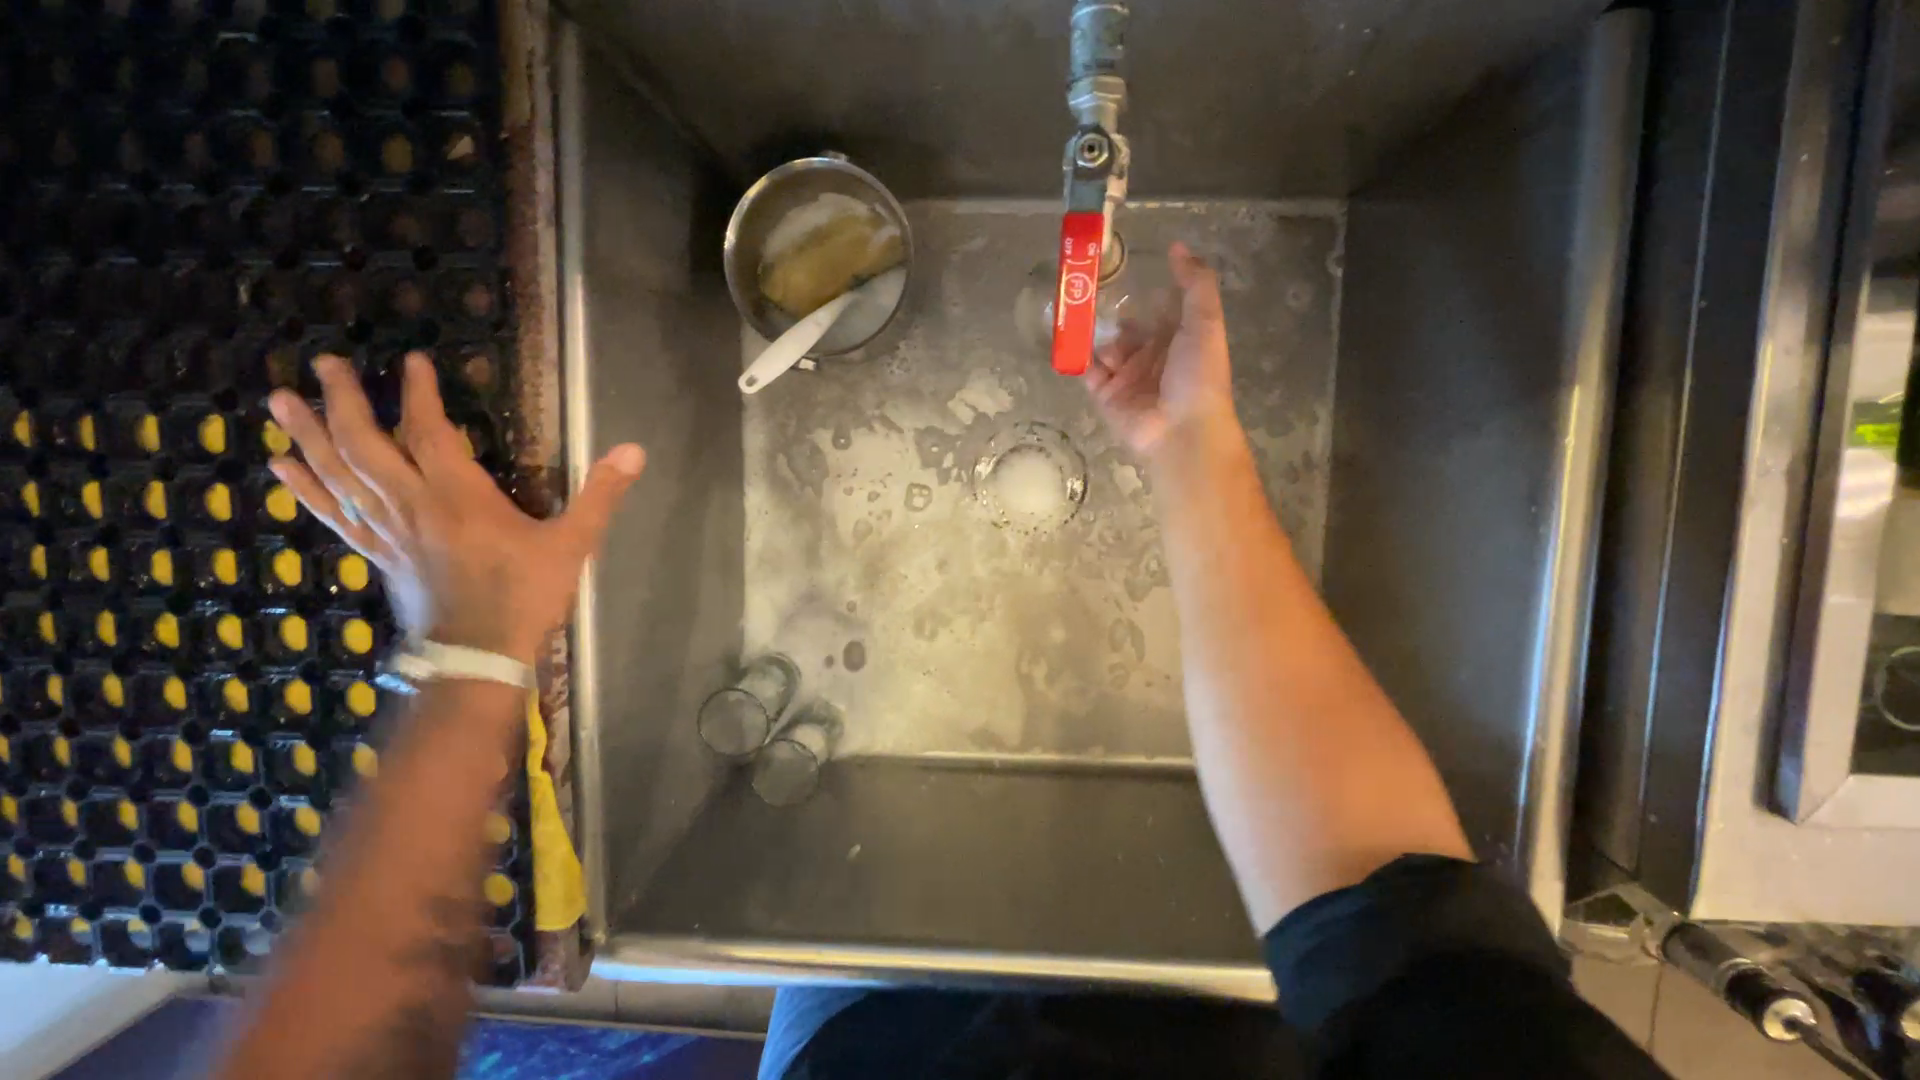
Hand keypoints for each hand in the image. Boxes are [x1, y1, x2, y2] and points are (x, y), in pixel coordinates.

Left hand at [267, 352, 645, 663]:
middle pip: (367, 445)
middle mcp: (413, 505)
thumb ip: (599, 495)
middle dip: (343, 402)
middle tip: (324, 363)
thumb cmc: (525, 596)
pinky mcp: (378, 553)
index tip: (412, 361)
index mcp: (460, 497)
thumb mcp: (572, 544)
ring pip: (340, 475)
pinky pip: (334, 515)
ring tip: (277, 401)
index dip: (419, 395)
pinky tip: (281, 466)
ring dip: (308, 436)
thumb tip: (634, 450)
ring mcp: (388, 531)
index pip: (430, 433)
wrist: (478, 655)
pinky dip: (306, 488)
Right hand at [1083, 241, 1237, 457]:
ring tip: (1076, 307)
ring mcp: (1127, 376)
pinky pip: (1088, 370)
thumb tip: (1177, 247)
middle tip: (1089, 282)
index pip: (1160, 307)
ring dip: (1093, 329)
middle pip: (1128, 325)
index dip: (1146, 287)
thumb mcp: (1205, 321)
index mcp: (1180, 338)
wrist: (1181, 430)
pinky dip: (1078, 355)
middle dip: (1112, 308)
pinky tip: (1068, 335)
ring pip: (1105, 345)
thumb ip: (1195, 283)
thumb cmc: (1198, 375)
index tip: (1124, 261)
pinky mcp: (1106, 395)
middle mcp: (1153, 355)